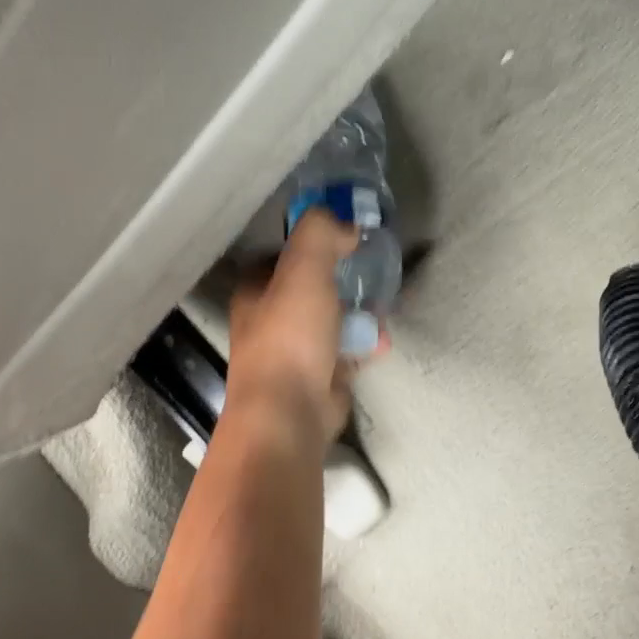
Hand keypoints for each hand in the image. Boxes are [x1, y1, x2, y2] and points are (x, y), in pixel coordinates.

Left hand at [226, 209, 366, 441]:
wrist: (291, 412)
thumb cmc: (291, 337)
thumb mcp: (304, 269)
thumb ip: (321, 234)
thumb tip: (346, 226)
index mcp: (255, 290)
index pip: (283, 256)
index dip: (314, 245)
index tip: (347, 239)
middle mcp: (269, 320)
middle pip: (312, 289)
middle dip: (344, 282)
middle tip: (373, 274)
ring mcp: (294, 352)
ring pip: (332, 321)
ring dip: (359, 314)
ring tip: (383, 309)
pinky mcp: (319, 379)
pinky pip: (346, 352)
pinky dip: (364, 345)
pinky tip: (381, 343)